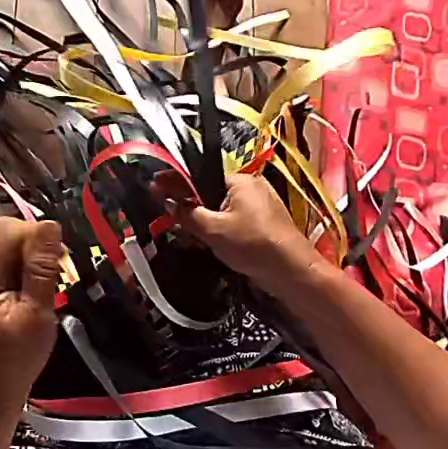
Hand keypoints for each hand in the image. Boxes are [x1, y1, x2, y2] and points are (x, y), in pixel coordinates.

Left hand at [0, 218, 64, 419]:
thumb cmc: (15, 362)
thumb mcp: (37, 316)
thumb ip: (42, 269)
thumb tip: (51, 224)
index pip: (7, 230)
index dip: (37, 239)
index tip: (58, 264)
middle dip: (30, 244)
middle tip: (51, 274)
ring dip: (22, 254)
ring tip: (37, 284)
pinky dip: (11, 265)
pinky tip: (23, 289)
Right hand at [165, 171, 321, 294]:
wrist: (291, 272)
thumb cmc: (253, 245)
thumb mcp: (212, 230)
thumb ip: (187, 215)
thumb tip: (167, 203)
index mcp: (240, 180)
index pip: (202, 177)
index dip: (178, 186)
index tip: (156, 189)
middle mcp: (252, 188)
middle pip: (211, 194)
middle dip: (192, 209)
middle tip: (173, 223)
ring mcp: (260, 207)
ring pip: (222, 211)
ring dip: (206, 224)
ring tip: (194, 239)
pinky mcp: (264, 226)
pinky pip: (234, 223)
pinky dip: (221, 233)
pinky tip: (214, 247)